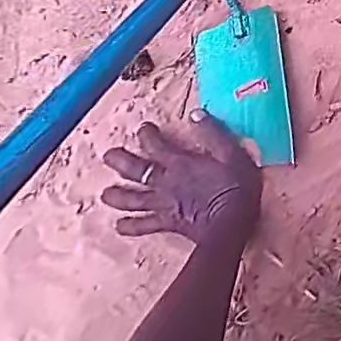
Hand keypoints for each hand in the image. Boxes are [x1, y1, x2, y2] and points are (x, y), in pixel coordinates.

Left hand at [100, 111, 261, 249]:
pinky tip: (119, 227)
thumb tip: (195, 113)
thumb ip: (214, 133)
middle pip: (136, 170)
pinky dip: (131, 227)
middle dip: (121, 162)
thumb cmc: (235, 187)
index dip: (147, 135)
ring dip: (118, 196)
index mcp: (180, 163)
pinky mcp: (168, 222)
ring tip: (105, 194)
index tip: (143, 128)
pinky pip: (145, 225)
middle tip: (108, 155)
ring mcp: (164, 204)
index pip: (155, 145)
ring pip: (133, 199)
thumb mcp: (232, 154)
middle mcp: (166, 182)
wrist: (231, 224)